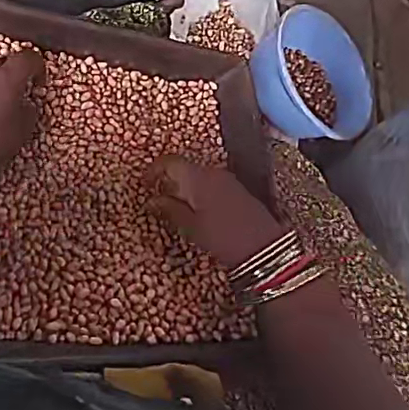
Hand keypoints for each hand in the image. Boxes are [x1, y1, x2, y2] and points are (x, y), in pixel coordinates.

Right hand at [149, 157, 286, 270]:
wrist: (265, 247)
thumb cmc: (223, 238)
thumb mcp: (191, 227)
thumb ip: (169, 210)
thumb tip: (151, 200)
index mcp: (198, 178)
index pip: (170, 162)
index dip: (154, 170)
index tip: (144, 183)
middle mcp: (213, 172)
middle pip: (184, 167)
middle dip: (167, 179)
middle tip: (156, 196)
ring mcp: (227, 180)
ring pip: (197, 176)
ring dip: (183, 186)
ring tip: (173, 206)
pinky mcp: (236, 189)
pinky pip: (209, 182)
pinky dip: (197, 191)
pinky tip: (195, 209)